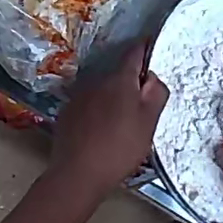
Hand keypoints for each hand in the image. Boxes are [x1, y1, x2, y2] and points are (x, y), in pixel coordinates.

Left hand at [47, 39, 168, 197]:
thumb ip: (156, 92)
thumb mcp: (150, 121)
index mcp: (120, 79)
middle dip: (131, 82)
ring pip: (103, 90)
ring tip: (122, 122)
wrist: (78, 174)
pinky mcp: (67, 113)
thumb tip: (151, 76)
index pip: (134, 52)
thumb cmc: (120, 147)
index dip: (146, 48)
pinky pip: (89, 104)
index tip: (152, 48)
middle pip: (119, 74)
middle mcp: (96, 80)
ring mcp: (78, 96)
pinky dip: (98, 111)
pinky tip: (102, 131)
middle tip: (143, 104)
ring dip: (114, 98)